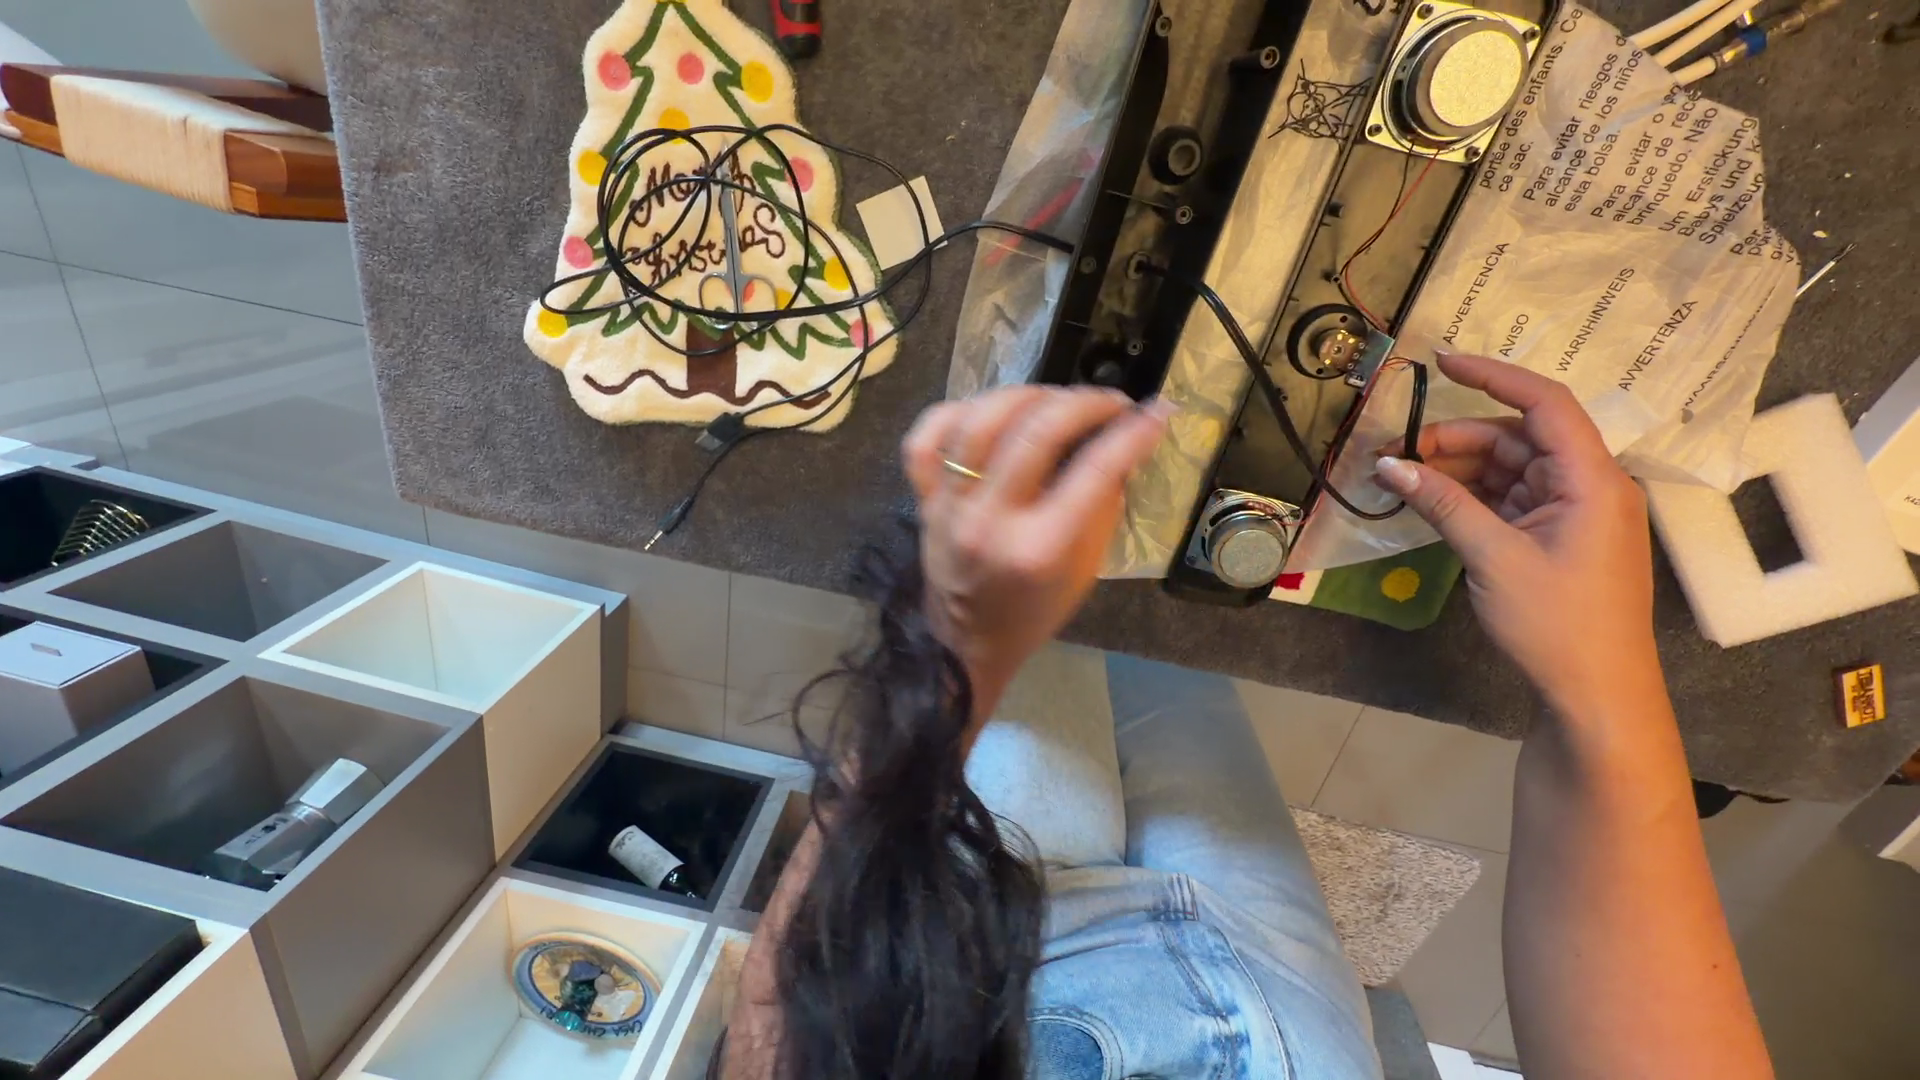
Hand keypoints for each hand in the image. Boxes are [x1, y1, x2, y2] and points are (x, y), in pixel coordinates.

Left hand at [902, 386, 1170, 714]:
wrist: (966, 643)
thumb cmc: (1034, 612)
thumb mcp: (1084, 570)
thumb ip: (1101, 508)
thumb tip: (1117, 447)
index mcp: (1039, 549)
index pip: (1094, 472)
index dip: (1133, 434)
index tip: (1156, 412)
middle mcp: (989, 521)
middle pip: (1035, 433)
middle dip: (1083, 403)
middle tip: (1109, 402)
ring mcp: (949, 507)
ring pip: (977, 422)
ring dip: (1025, 395)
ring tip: (1054, 399)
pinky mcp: (923, 499)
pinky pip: (926, 438)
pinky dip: (956, 411)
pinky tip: (988, 410)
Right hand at [1372, 352, 1661, 717]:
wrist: (1594, 690)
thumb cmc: (1555, 622)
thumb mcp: (1492, 557)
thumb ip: (1442, 504)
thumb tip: (1389, 465)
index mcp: (1592, 480)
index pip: (1545, 405)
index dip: (1494, 376)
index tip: (1441, 363)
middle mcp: (1587, 485)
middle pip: (1516, 438)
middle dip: (1453, 441)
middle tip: (1393, 455)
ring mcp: (1570, 511)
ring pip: (1506, 468)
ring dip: (1454, 471)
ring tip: (1401, 480)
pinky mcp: (1553, 534)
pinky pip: (1506, 498)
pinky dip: (1467, 496)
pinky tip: (1428, 502)